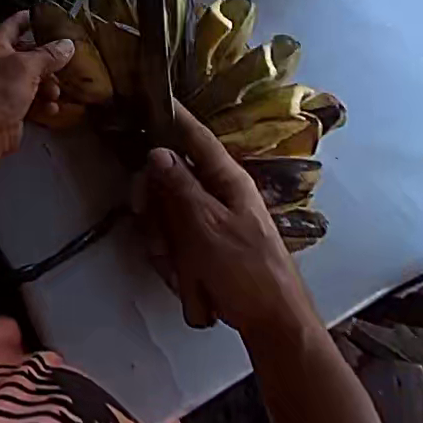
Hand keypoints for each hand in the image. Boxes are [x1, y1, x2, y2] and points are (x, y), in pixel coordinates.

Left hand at [0, 10, 75, 154]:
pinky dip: (42, 101)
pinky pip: (32, 97)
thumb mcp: (27, 67)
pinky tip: (51, 108)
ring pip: (33, 77)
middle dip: (48, 60)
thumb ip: (49, 54)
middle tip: (66, 61)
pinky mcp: (10, 105)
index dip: (33, 18)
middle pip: (28, 53)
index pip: (15, 23)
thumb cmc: (1, 92)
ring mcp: (3, 85)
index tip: (53, 17)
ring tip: (55, 93)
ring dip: (48, 84)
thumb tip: (68, 45)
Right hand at [135, 102, 315, 339]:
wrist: (274, 323)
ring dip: (163, 240)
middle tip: (148, 222)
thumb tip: (157, 151)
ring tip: (176, 267)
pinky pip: (177, 241)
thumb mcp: (207, 227)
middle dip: (155, 203)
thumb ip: (180, 188)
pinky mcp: (208, 246)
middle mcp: (219, 194)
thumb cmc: (246, 270)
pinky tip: (184, 281)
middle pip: (172, 179)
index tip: (158, 98)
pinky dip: (173, 259)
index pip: (197, 138)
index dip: (177, 118)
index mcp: (227, 180)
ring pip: (169, 213)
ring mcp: (213, 221)